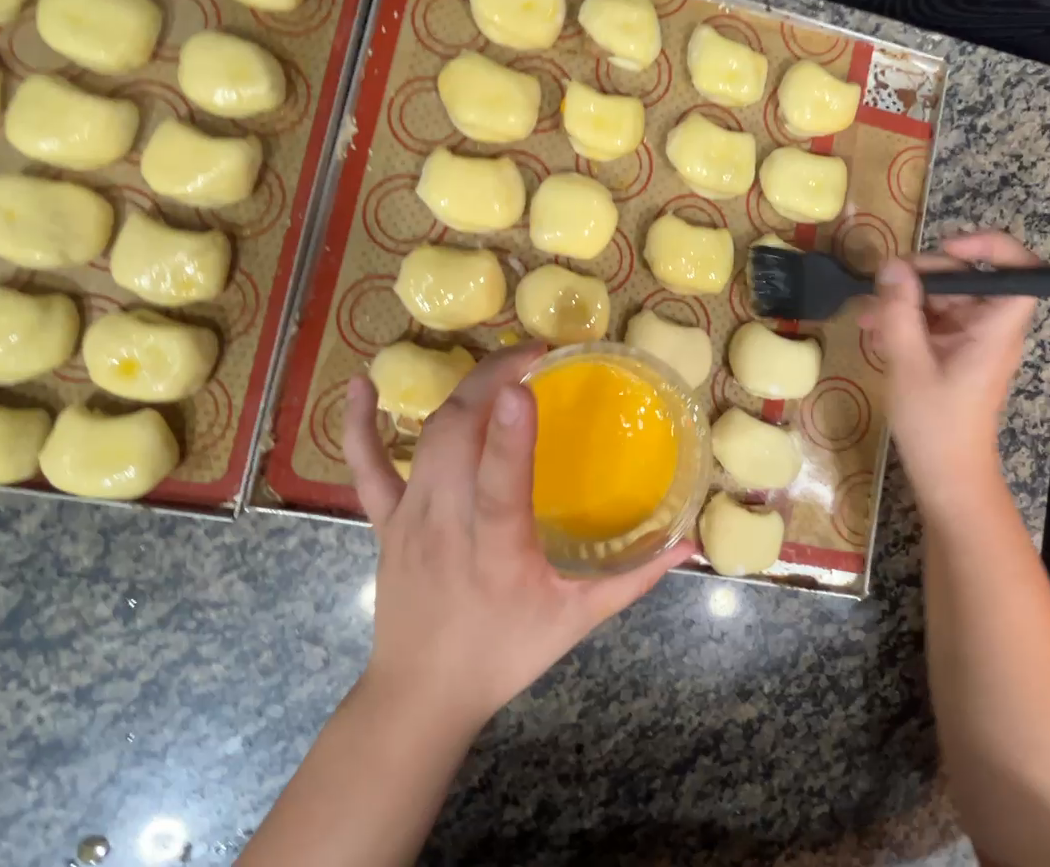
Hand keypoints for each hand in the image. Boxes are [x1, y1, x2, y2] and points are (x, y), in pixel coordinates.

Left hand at [343, 344, 690, 731]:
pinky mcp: (385, 521)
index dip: (510, 435)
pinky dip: (358, 424)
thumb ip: (635, 579)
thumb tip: (691, 543)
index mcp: (498, 554)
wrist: (421, 694)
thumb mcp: (578, 622)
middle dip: (489, 382)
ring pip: (426, 440)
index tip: (524, 384)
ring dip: (460, 392)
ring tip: (498, 364)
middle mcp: (446, 527)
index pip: (499, 487)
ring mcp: (409, 519)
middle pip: (456, 440)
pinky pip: (365, 467)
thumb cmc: (505, 654)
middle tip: (534, 354)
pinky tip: (361, 384)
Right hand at [862, 230, 1042, 495]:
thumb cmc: (935, 424)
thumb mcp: (908, 364)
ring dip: (905, 300)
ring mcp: (973, 340)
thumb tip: (892, 266)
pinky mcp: (955, 354)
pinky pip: (933, 322)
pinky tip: (874, 331)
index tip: (947, 247)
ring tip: (867, 315)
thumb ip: (899, 311)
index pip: (1020, 270)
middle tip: (882, 285)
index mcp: (996, 328)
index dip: (991, 247)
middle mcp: (991, 327)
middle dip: (923, 276)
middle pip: (968, 278)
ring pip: (943, 299)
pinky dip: (906, 321)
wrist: (946, 475)